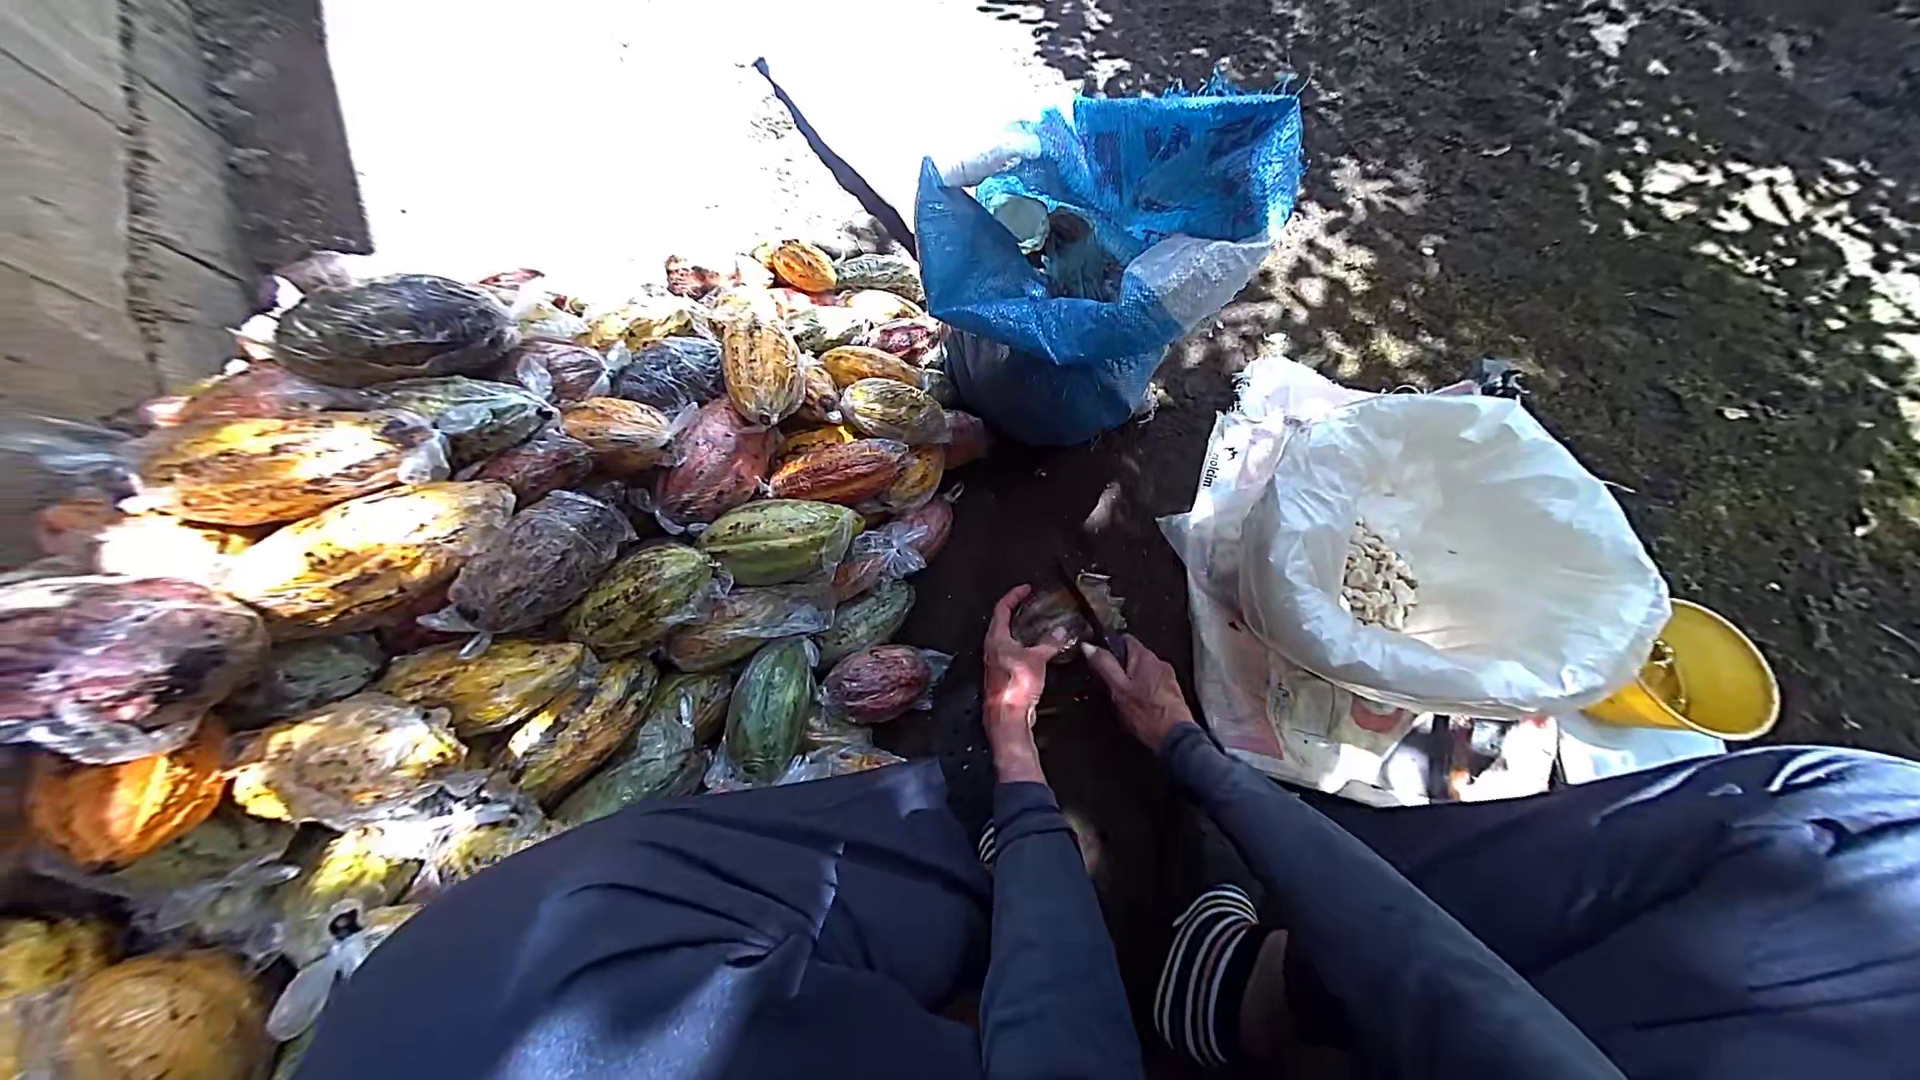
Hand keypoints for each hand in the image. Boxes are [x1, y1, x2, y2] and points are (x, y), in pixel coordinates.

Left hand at [983, 585, 1069, 782]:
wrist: (1007, 716)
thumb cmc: (1014, 687)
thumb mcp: (1037, 659)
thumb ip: (1049, 643)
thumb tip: (1061, 632)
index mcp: (995, 638)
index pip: (1002, 608)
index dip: (1014, 595)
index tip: (1025, 589)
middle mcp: (992, 648)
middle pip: (1001, 621)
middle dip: (1015, 610)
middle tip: (1027, 603)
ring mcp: (995, 662)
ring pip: (1005, 638)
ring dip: (1019, 629)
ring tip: (1034, 624)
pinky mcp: (1002, 675)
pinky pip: (1011, 653)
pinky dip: (1022, 646)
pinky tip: (1034, 651)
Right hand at [1081, 635, 1197, 752]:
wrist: (1174, 739)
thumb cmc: (1147, 715)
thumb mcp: (1117, 689)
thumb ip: (1103, 665)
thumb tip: (1089, 647)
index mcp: (1145, 657)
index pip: (1124, 639)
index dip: (1110, 648)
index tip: (1102, 661)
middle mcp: (1159, 663)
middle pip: (1133, 656)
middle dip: (1121, 668)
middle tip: (1111, 686)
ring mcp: (1167, 678)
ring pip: (1143, 672)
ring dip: (1132, 681)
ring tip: (1125, 700)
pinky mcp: (1172, 692)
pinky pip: (1152, 684)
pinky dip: (1144, 691)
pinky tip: (1139, 706)